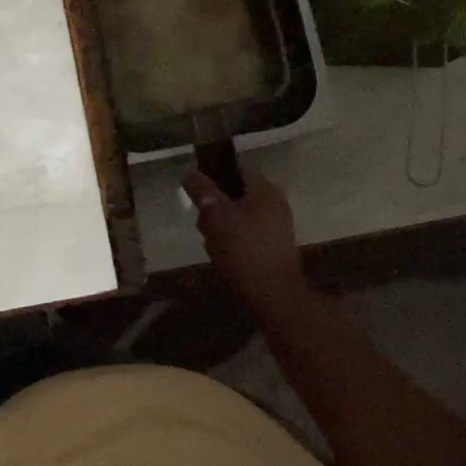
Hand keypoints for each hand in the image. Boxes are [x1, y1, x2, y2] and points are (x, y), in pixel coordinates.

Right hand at [183, 168, 304, 308]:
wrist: (273, 297)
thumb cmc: (244, 251)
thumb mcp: (217, 217)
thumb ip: (203, 192)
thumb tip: (189, 172)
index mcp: (265, 189)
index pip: (237, 168)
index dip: (214, 173)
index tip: (195, 188)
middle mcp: (274, 203)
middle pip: (235, 193)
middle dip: (214, 206)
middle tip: (201, 222)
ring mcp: (276, 226)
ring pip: (238, 216)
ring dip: (220, 226)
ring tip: (210, 244)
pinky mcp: (272, 247)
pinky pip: (245, 235)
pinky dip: (231, 241)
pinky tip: (222, 256)